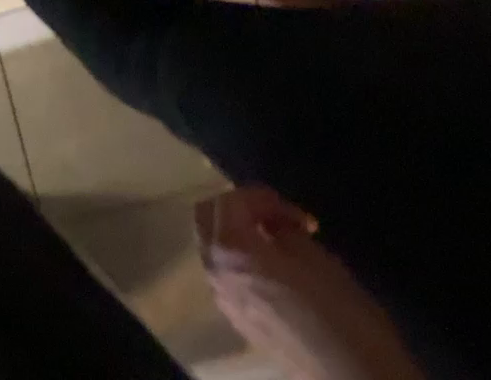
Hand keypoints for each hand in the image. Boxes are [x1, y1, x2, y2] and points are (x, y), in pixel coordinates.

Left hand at [196, 186, 422, 379]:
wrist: (353, 379)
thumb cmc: (346, 318)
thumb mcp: (322, 263)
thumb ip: (287, 233)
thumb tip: (274, 223)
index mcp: (230, 248)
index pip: (228, 201)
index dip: (261, 197)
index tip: (297, 212)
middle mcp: (212, 266)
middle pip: (207, 217)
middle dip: (239, 208)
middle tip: (281, 219)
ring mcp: (218, 291)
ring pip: (213, 244)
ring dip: (238, 233)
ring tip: (280, 244)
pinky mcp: (232, 313)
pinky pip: (224, 272)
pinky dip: (240, 259)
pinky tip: (274, 270)